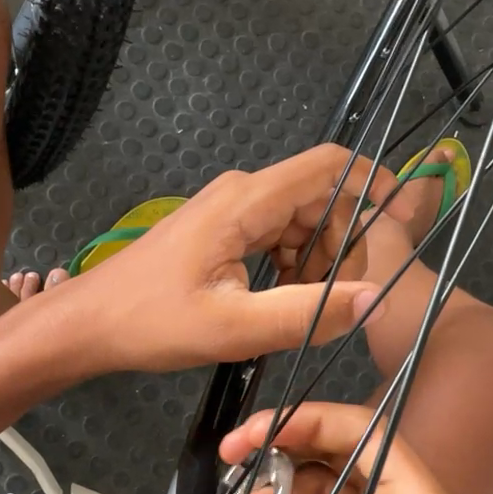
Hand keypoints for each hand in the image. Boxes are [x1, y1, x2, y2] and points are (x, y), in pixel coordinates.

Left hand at [49, 144, 404, 373]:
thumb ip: (306, 312)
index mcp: (247, 201)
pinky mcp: (225, 231)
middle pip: (322, 200)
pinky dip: (297, 266)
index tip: (403, 220)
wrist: (89, 324)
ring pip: (304, 221)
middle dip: (345, 244)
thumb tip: (374, 298)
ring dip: (321, 260)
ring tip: (309, 306)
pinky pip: (281, 237)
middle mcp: (244, 194)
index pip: (329, 166)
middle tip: (341, 299)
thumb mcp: (233, 327)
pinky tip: (284, 299)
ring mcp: (233, 211)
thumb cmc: (151, 322)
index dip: (375, 183)